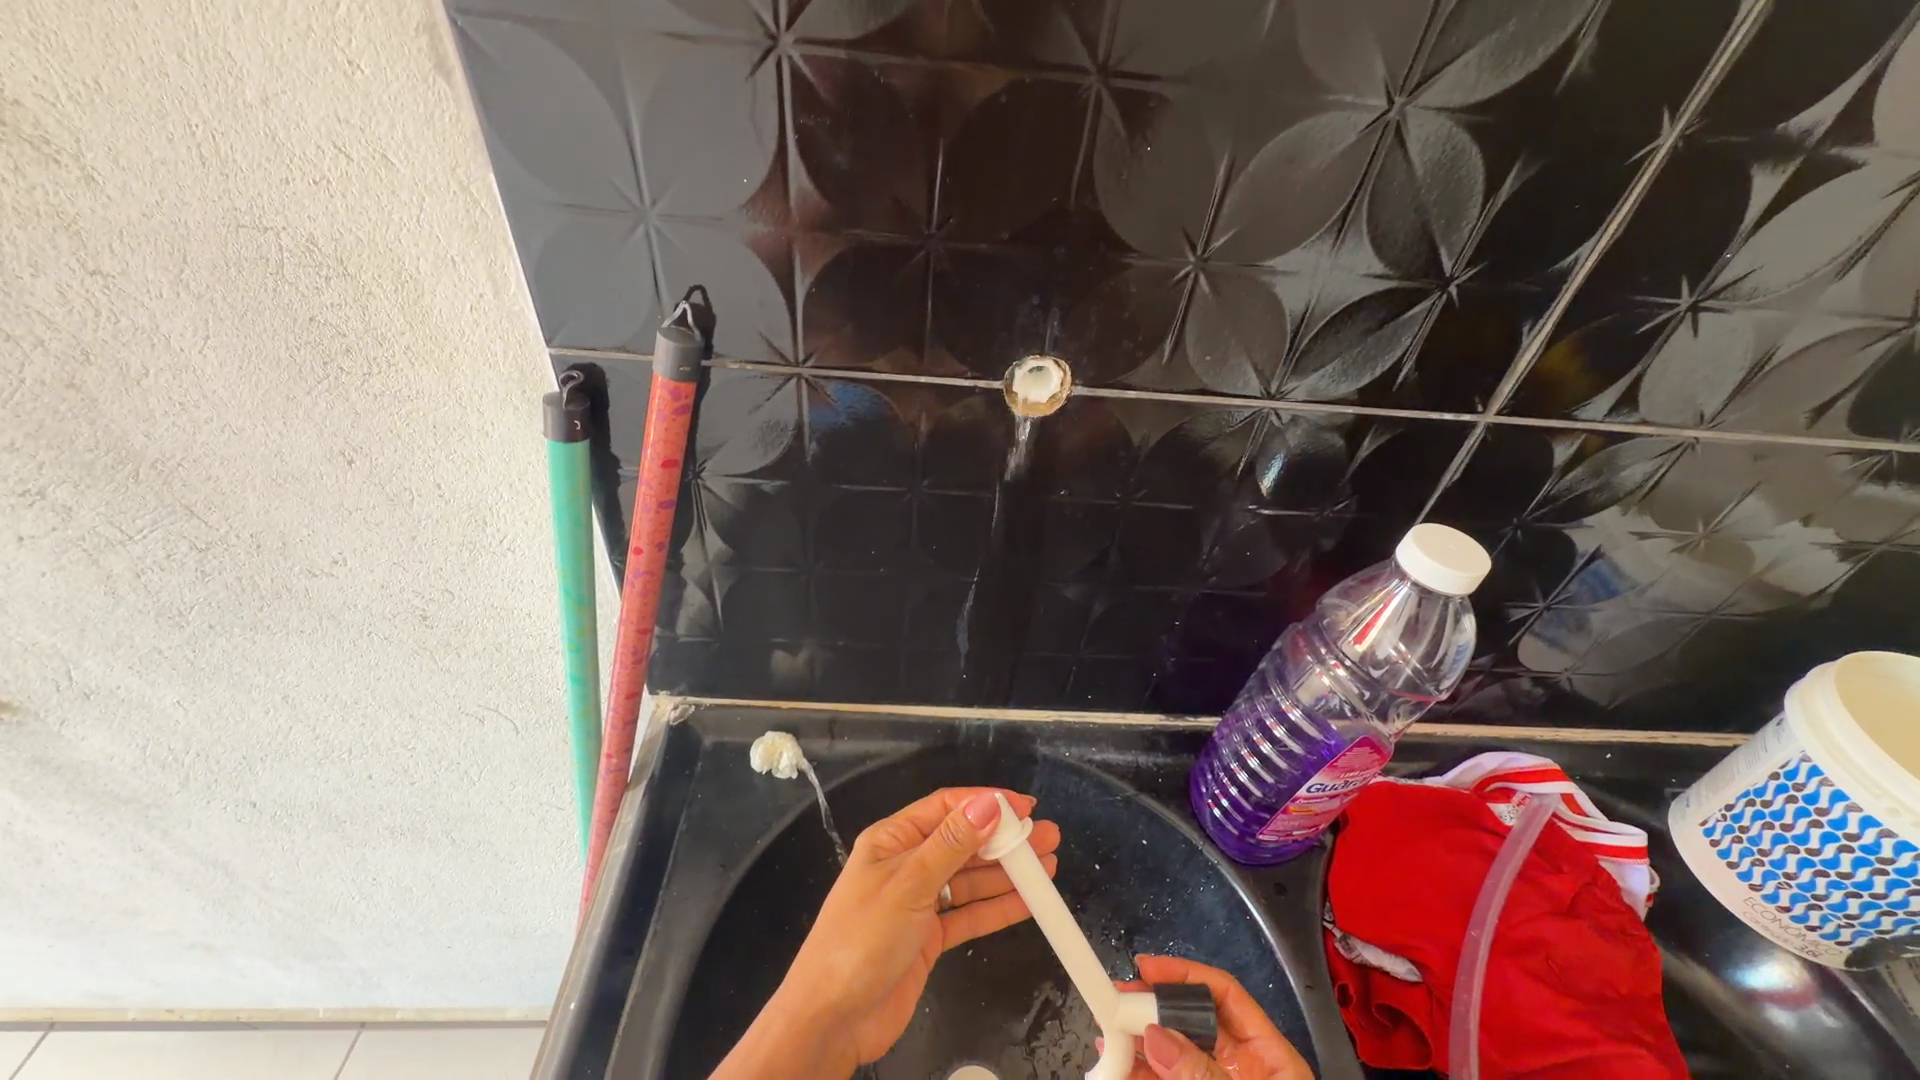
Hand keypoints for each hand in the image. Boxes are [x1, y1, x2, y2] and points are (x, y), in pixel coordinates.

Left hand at [712, 787, 1060, 1079]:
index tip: (1025, 806)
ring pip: (970, 879)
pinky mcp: (928, 938)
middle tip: (1047, 836)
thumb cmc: (861, 939)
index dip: (985, 803)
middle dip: (1004, 839)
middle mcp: (907, 865)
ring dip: (1007, 873)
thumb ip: (951, 844)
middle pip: (963, 842)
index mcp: (892, 840)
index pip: (945, 808)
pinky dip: (997, 907)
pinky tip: (1028, 902)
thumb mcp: (908, 884)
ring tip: (1048, 866)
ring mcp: (918, 903)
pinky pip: (969, 914)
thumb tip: (989, 803)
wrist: (832, 1018)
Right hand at [1112, 954, 1313, 1079]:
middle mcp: (1241, 1065)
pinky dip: (1137, 1074)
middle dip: (1152, 1009)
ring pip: (1171, 1054)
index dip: (1184, 975)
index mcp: (1269, 1055)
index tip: (1145, 967)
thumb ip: (1203, 1072)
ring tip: (1106, 1037)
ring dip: (1137, 1044)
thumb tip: (1154, 1033)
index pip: (1224, 994)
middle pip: (1190, 1021)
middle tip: (1116, 1000)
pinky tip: (1116, 1068)